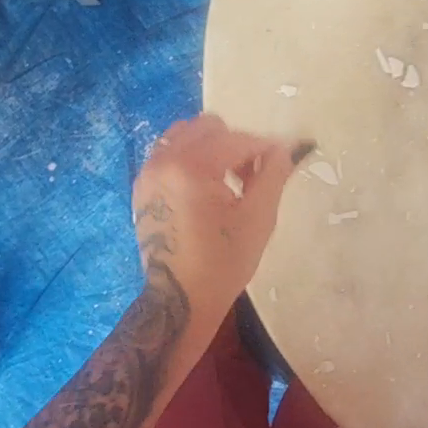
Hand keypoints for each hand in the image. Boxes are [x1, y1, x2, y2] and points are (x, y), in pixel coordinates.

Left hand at [133, 115, 301, 318]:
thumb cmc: (223, 263)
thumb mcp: (258, 218)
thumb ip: (273, 174)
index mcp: (190, 168)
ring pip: (186, 135)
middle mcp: (163, 161)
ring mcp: (148, 172)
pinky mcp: (142, 185)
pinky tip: (206, 189)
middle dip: (236, 145)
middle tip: (251, 178)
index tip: (282, 162)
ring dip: (212, 147)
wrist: (179, 300)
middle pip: (209, 127)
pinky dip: (191, 158)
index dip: (265, 149)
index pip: (237, 140)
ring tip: (227, 181)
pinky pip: (169, 153)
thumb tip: (286, 147)